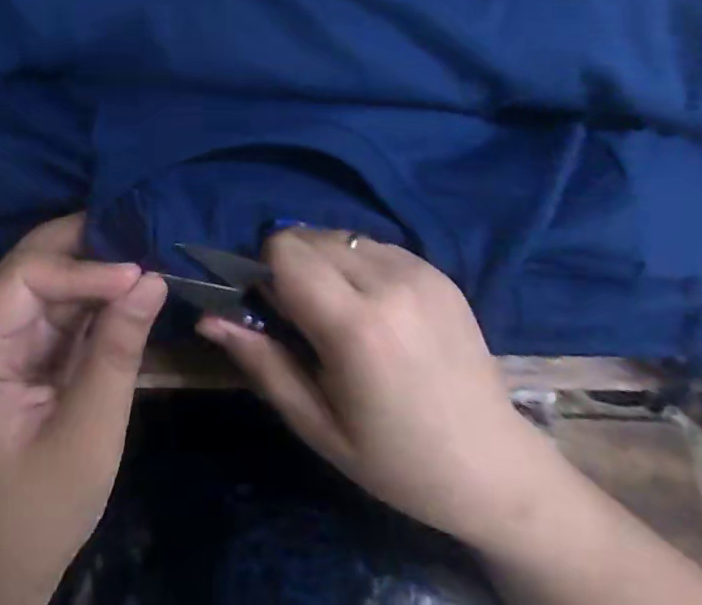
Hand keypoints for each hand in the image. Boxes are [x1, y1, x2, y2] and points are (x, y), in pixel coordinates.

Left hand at [0, 213, 167, 603]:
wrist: (12, 564)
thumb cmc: (43, 507)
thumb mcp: (88, 433)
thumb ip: (117, 351)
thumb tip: (153, 279)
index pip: (23, 278)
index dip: (81, 268)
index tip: (137, 274)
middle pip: (30, 266)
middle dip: (84, 246)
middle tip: (140, 230)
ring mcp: (6, 344)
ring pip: (51, 280)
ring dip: (97, 266)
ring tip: (146, 249)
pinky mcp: (31, 355)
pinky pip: (65, 309)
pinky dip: (100, 295)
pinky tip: (133, 284)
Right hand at [198, 229, 701, 604]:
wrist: (493, 466)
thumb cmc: (395, 460)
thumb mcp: (316, 425)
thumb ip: (261, 362)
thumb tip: (208, 316)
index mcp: (356, 326)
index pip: (284, 252)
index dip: (263, 274)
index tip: (271, 313)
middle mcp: (389, 282)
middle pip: (307, 236)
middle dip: (289, 267)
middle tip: (304, 319)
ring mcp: (420, 271)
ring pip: (339, 235)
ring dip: (323, 263)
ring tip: (341, 314)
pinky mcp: (439, 270)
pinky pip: (374, 245)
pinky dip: (357, 265)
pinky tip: (375, 309)